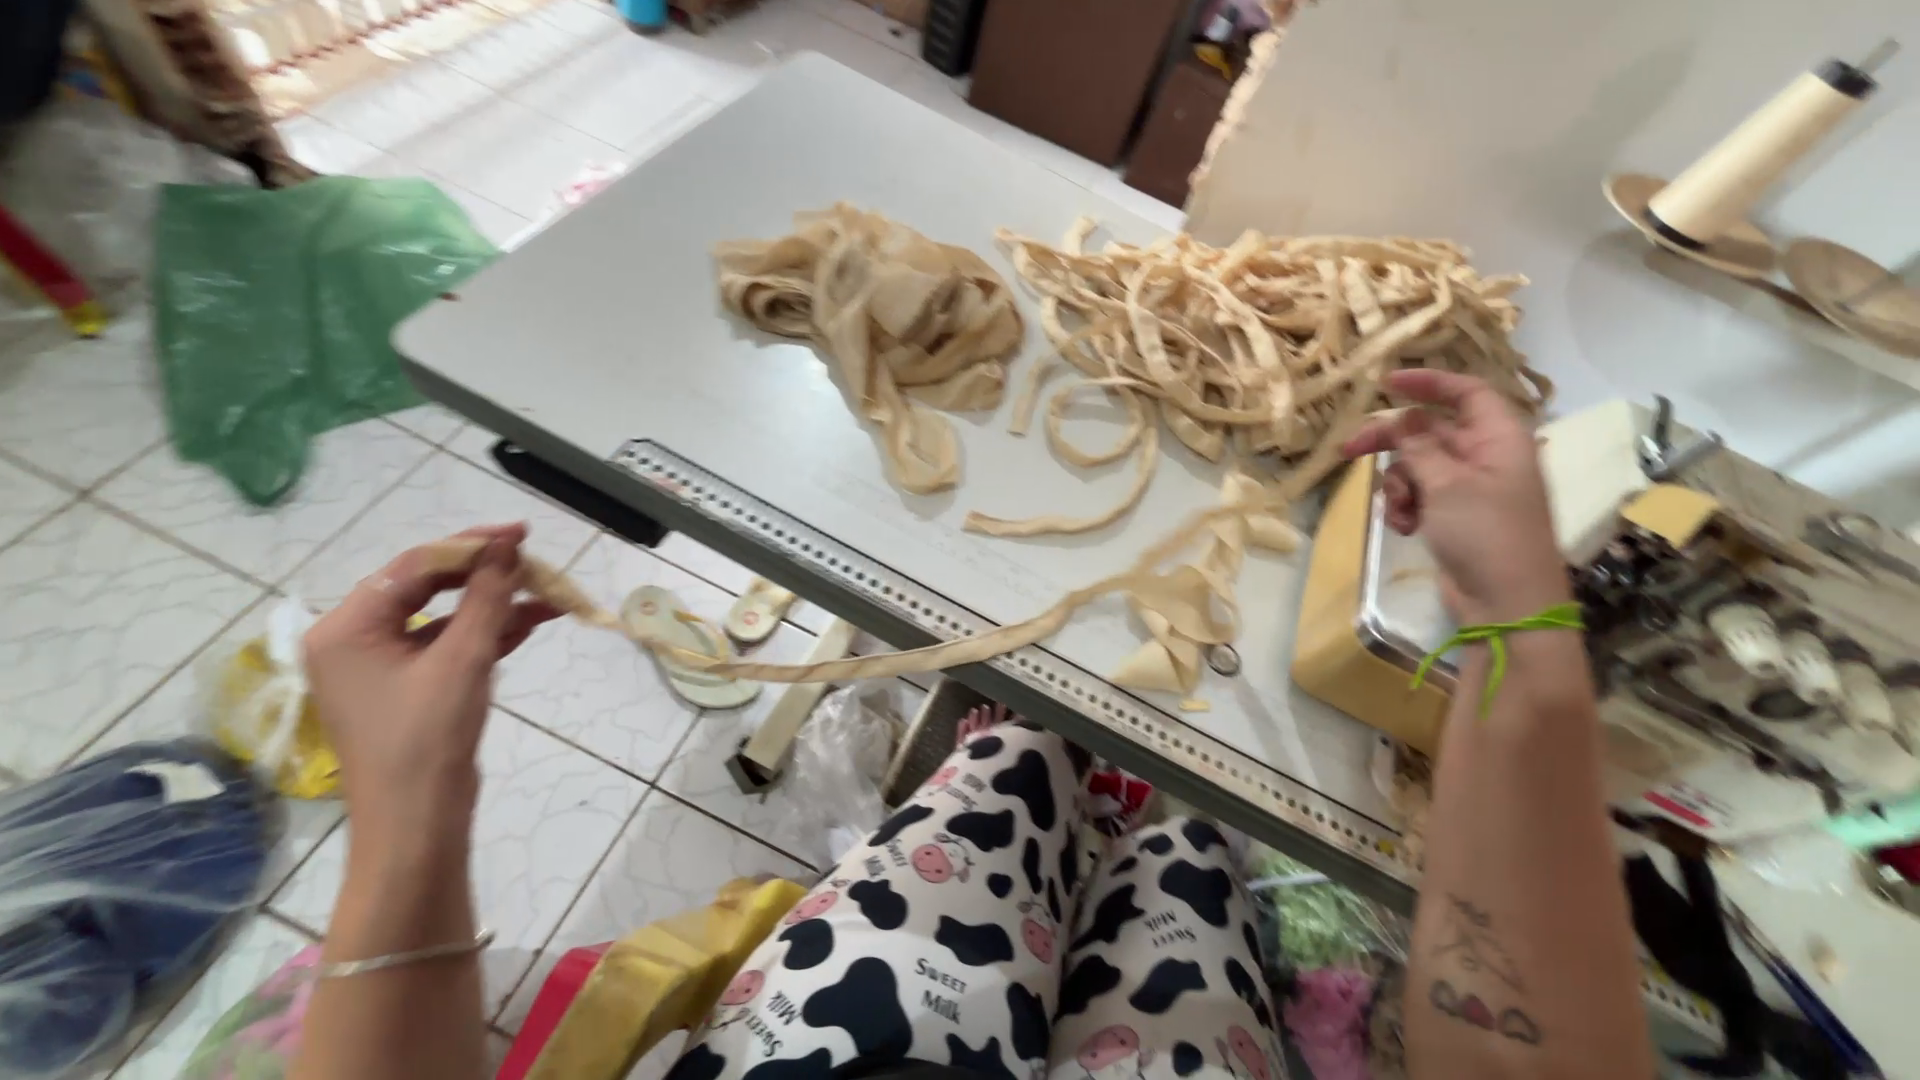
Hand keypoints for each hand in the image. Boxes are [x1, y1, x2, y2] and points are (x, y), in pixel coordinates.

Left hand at [303, 524, 562, 838]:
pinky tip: (531, 622)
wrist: (417, 822)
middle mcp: (355, 640)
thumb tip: (507, 546)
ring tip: (547, 594)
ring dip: (494, 605)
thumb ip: (485, 597)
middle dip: (485, 576)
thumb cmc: (427, 738)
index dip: (470, 545)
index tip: (521, 533)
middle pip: (427, 587)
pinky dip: (487, 634)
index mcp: (345, 628)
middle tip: (534, 562)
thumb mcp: (462, 659)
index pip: (413, 567)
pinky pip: (449, 645)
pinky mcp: (409, 687)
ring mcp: (381, 665)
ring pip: (444, 616)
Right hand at [1341, 369, 1568, 624]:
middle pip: (1428, 431)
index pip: (1465, 392)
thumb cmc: (1485, 534)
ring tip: (1401, 513)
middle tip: (1348, 452)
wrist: (1506, 601)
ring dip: (1398, 485)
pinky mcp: (1454, 514)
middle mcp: (1486, 456)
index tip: (1385, 384)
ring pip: (1416, 466)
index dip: (1427, 382)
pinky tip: (1405, 528)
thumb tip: (1403, 418)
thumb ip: (1419, 445)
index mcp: (1499, 438)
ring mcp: (1469, 487)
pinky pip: (1418, 495)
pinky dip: (1405, 507)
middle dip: (1391, 444)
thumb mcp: (1446, 484)